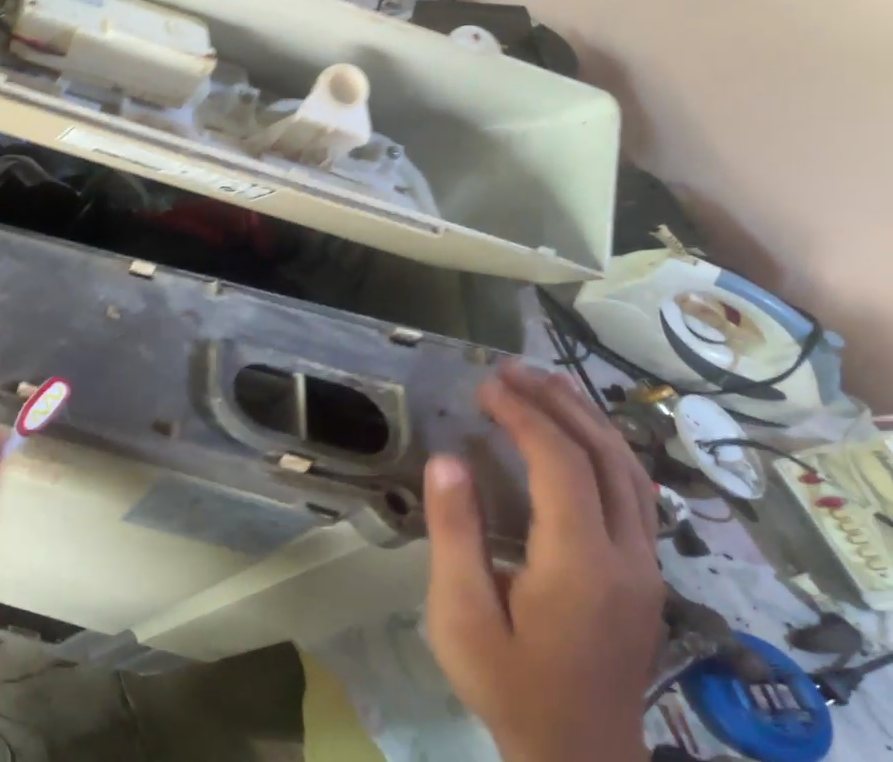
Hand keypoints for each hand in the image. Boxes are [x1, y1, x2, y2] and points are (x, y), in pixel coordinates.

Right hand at [425, 362, 663, 761]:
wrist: (575, 750)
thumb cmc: (506, 681)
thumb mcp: (462, 614)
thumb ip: (456, 535)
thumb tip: (447, 461)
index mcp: (581, 563)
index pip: (564, 466)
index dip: (526, 416)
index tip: (485, 385)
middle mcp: (628, 556)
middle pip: (610, 459)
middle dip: (560, 405)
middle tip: (512, 369)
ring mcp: (646, 568)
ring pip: (635, 475)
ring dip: (591, 423)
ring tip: (546, 388)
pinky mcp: (645, 578)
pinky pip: (638, 498)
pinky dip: (607, 454)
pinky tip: (578, 442)